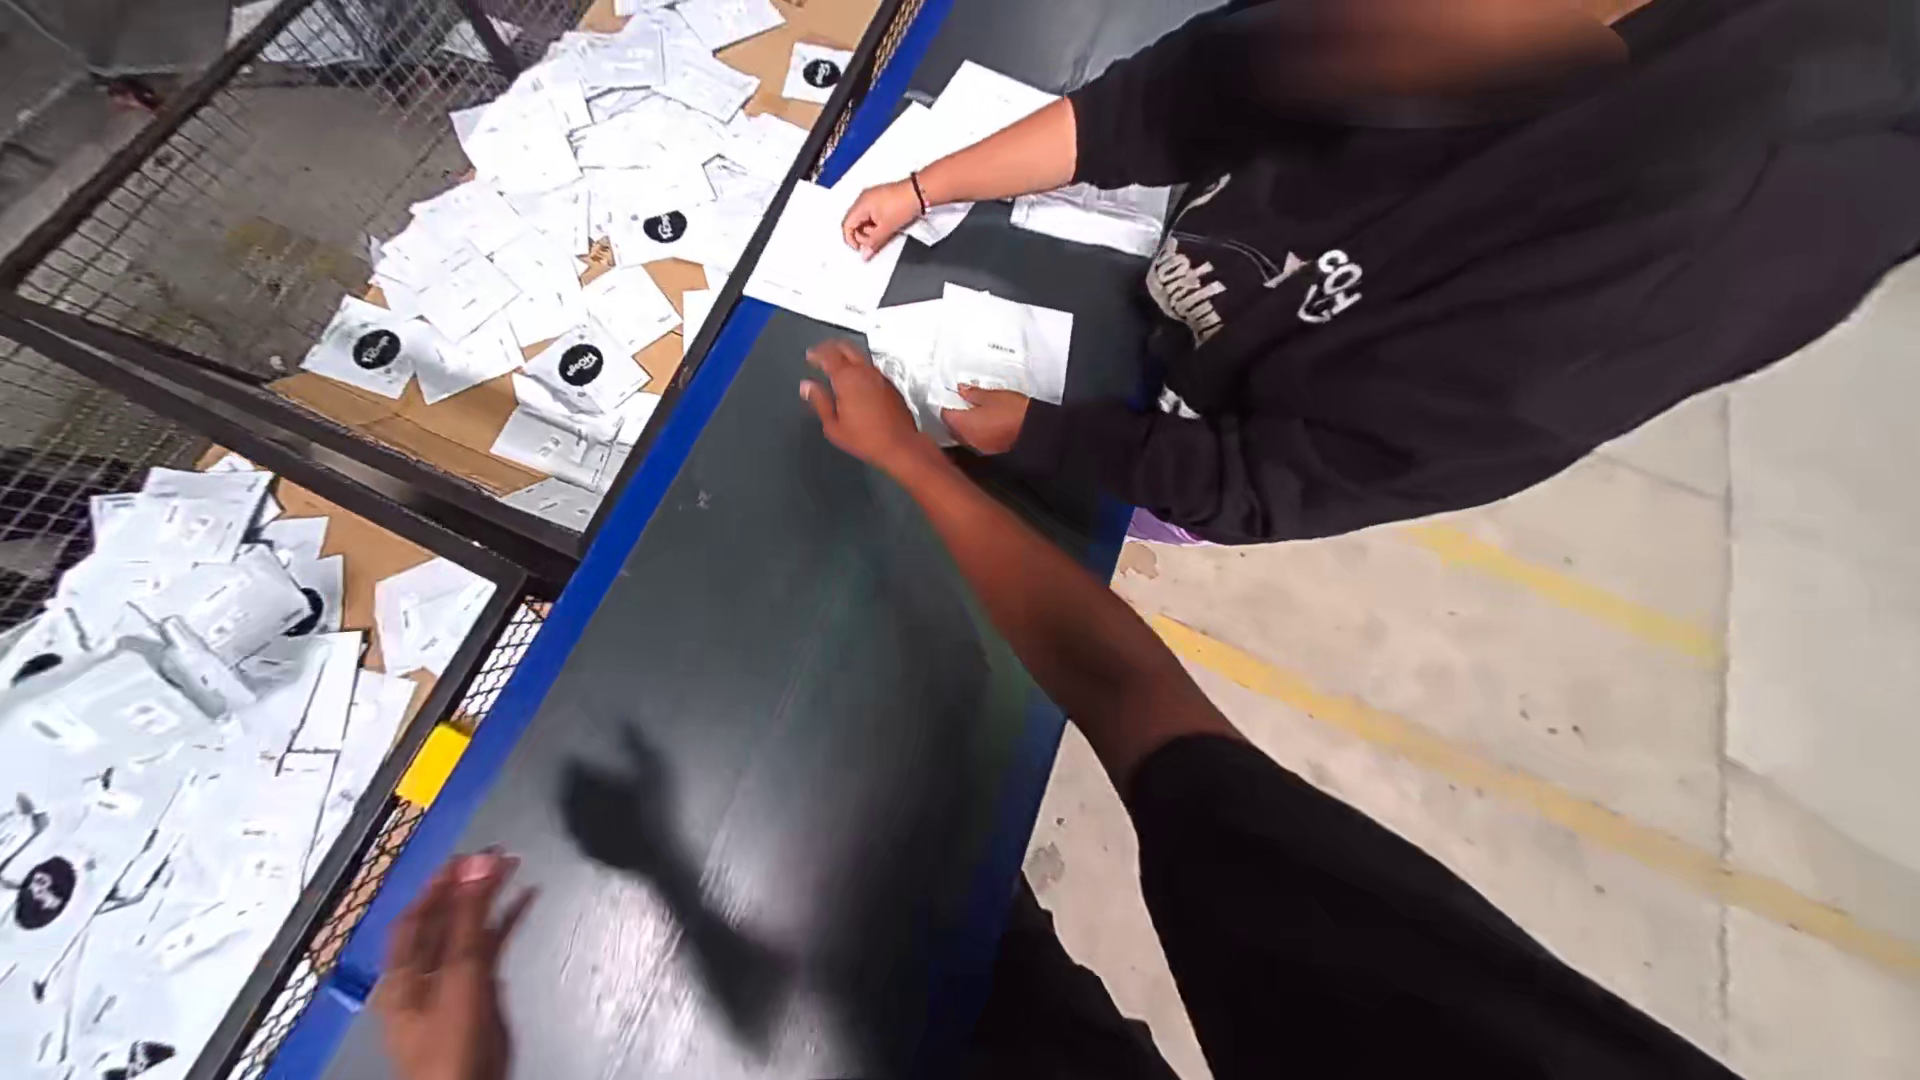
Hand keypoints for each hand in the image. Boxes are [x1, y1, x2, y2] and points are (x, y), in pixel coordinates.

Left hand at [374, 852, 533, 1079]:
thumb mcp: (461, 970)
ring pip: (470, 927)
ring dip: (491, 896)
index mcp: (404, 973)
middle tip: (496, 854)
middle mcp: (424, 973)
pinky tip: (529, 897)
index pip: (415, 917)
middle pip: (443, 919)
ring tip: (514, 865)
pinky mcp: (480, 987)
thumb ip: (470, 915)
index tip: (466, 854)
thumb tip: (477, 863)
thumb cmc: (454, 1034)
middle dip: (468, 885)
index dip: (438, 884)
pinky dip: (509, 918)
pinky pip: (493, 943)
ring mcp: (452, 981)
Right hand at [800, 340, 938, 472]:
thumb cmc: (866, 439)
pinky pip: (872, 369)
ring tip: (838, 367)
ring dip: (847, 357)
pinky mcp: (891, 385)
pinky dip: (861, 368)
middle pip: (846, 346)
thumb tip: (807, 386)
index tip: (810, 356)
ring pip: (861, 356)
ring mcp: (880, 376)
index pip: (828, 354)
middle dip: (831, 347)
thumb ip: (820, 402)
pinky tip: (857, 382)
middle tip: (822, 354)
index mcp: (847, 378)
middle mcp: (865, 372)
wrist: (900, 445)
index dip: (816, 353)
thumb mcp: (834, 426)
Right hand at [841, 179, 921, 259]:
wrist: (918, 192)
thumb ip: (873, 243)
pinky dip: (874, 224)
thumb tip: (864, 256)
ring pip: (862, 220)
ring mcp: (870, 198)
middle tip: (876, 239)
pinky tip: (885, 226)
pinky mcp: (878, 199)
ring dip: (869, 230)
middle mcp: (862, 199)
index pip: (846, 225)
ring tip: (883, 231)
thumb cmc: (902, 207)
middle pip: (853, 223)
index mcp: (861, 204)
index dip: (851, 240)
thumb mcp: (887, 228)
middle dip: (862, 235)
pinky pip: (870, 215)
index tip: (861, 249)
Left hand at [940, 386, 1030, 455]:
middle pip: (952, 426)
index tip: (952, 395)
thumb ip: (973, 393)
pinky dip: (976, 430)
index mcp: (963, 424)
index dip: (947, 403)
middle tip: (962, 401)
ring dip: (965, 423)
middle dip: (955, 414)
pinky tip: (985, 421)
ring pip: (964, 434)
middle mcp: (967, 438)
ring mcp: (978, 446)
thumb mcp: (991, 395)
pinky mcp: (989, 450)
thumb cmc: (1013, 412)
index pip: (945, 414)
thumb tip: (962, 390)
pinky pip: (976, 439)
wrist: (1033, 431)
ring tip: (974, 410)